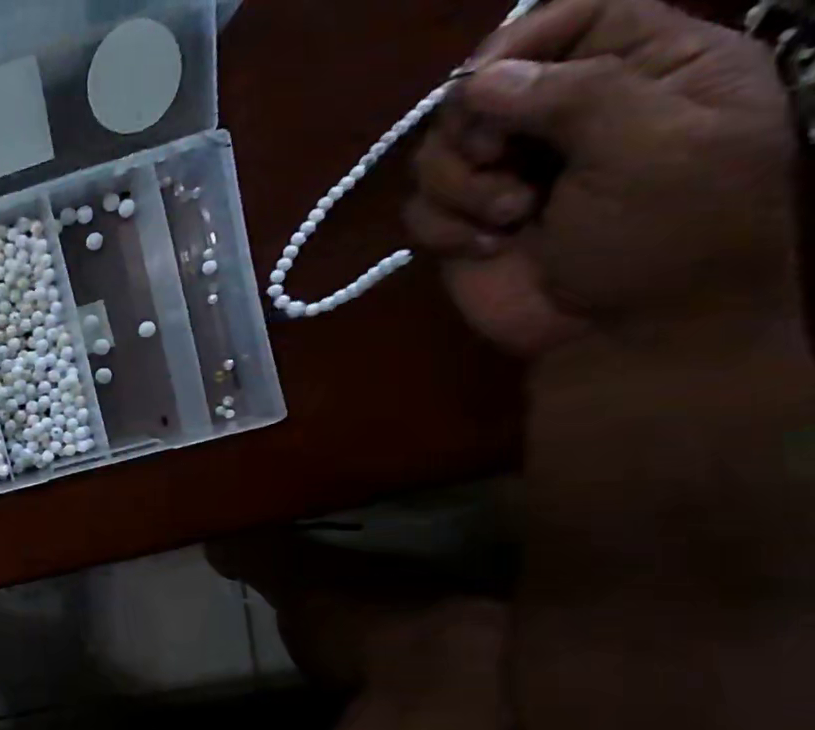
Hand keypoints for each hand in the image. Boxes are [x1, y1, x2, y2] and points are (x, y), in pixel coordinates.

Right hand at [405, 0, 799, 357]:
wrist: (625, 336)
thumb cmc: (670, 235)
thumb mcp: (655, 145)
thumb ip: (578, 95)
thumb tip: (480, 79)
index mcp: (648, 72)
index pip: (577, 15)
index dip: (522, 38)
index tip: (484, 83)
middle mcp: (569, 116)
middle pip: (485, 84)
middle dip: (474, 126)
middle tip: (495, 158)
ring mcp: (511, 173)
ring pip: (439, 148)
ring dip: (459, 184)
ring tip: (507, 216)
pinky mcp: (466, 224)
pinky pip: (421, 207)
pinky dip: (444, 227)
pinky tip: (485, 246)